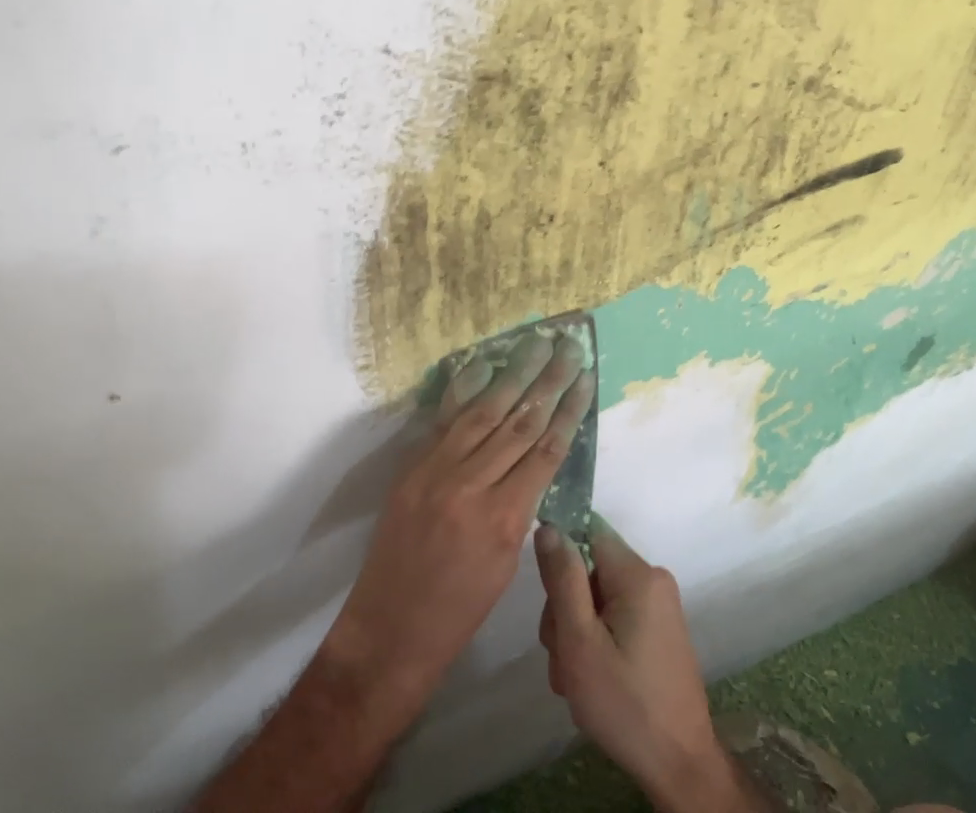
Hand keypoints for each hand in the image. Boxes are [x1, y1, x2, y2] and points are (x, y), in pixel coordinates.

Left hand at [323, 332, 596, 702]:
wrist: (391, 629)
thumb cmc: (460, 611)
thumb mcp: (507, 563)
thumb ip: (520, 508)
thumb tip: (532, 465)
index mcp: (503, 517)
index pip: (545, 450)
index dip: (568, 411)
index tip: (584, 379)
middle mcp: (469, 485)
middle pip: (516, 423)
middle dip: (545, 382)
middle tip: (566, 347)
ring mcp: (433, 473)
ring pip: (480, 414)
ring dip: (509, 377)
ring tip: (532, 346)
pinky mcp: (409, 471)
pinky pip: (441, 424)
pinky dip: (462, 395)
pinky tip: (479, 368)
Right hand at [534, 523, 762, 812]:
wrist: (678, 762)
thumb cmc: (624, 703)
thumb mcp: (580, 641)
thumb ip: (562, 580)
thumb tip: (548, 527)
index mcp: (639, 575)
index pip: (585, 534)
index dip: (559, 561)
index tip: (550, 602)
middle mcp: (653, 580)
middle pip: (587, 571)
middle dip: (564, 611)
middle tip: (566, 655)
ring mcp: (657, 607)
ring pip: (594, 599)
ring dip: (575, 634)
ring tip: (578, 676)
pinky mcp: (656, 630)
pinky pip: (612, 619)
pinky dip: (594, 644)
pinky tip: (593, 678)